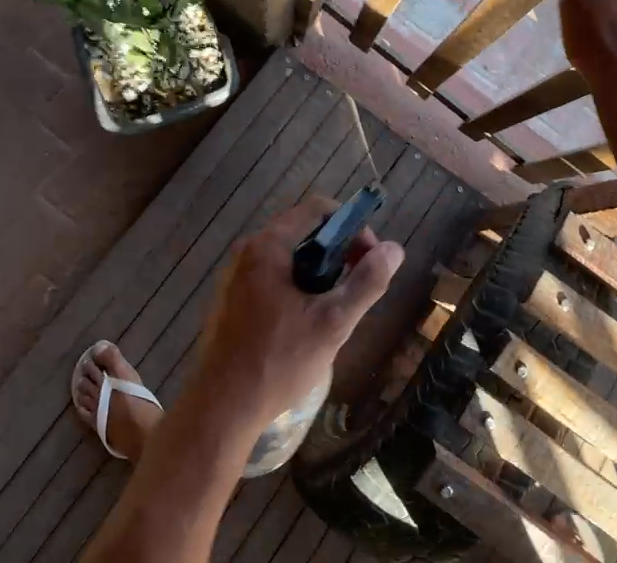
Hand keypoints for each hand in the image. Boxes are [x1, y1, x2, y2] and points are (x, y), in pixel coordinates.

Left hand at [190, 195, 403, 425]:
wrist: (222, 408)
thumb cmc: (279, 361)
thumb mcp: (333, 322)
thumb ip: (367, 282)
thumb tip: (394, 250)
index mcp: (269, 246)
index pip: (319, 209)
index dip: (353, 227)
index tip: (369, 260)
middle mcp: (248, 251)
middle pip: (304, 231)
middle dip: (338, 253)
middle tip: (355, 288)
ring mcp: (236, 275)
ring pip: (289, 257)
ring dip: (318, 273)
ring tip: (333, 310)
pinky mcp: (231, 299)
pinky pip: (273, 277)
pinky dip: (296, 287)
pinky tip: (304, 325)